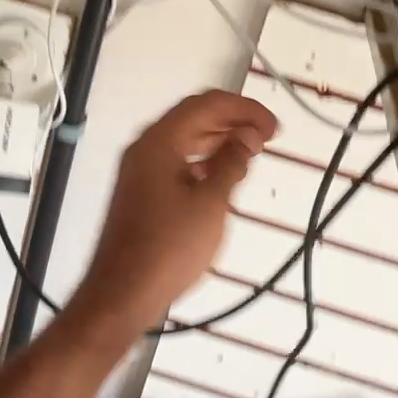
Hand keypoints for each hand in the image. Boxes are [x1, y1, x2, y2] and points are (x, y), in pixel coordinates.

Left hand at [68, 90, 277, 330]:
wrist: (122, 293)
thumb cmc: (169, 247)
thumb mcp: (210, 204)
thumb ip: (231, 164)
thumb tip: (247, 137)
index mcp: (159, 140)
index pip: (207, 104)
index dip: (246, 109)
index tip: (275, 128)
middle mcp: (145, 146)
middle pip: (194, 116)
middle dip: (233, 121)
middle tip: (268, 138)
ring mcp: (139, 168)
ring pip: (185, 138)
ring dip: (219, 140)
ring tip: (252, 154)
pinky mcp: (141, 189)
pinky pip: (176, 160)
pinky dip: (203, 159)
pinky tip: (223, 174)